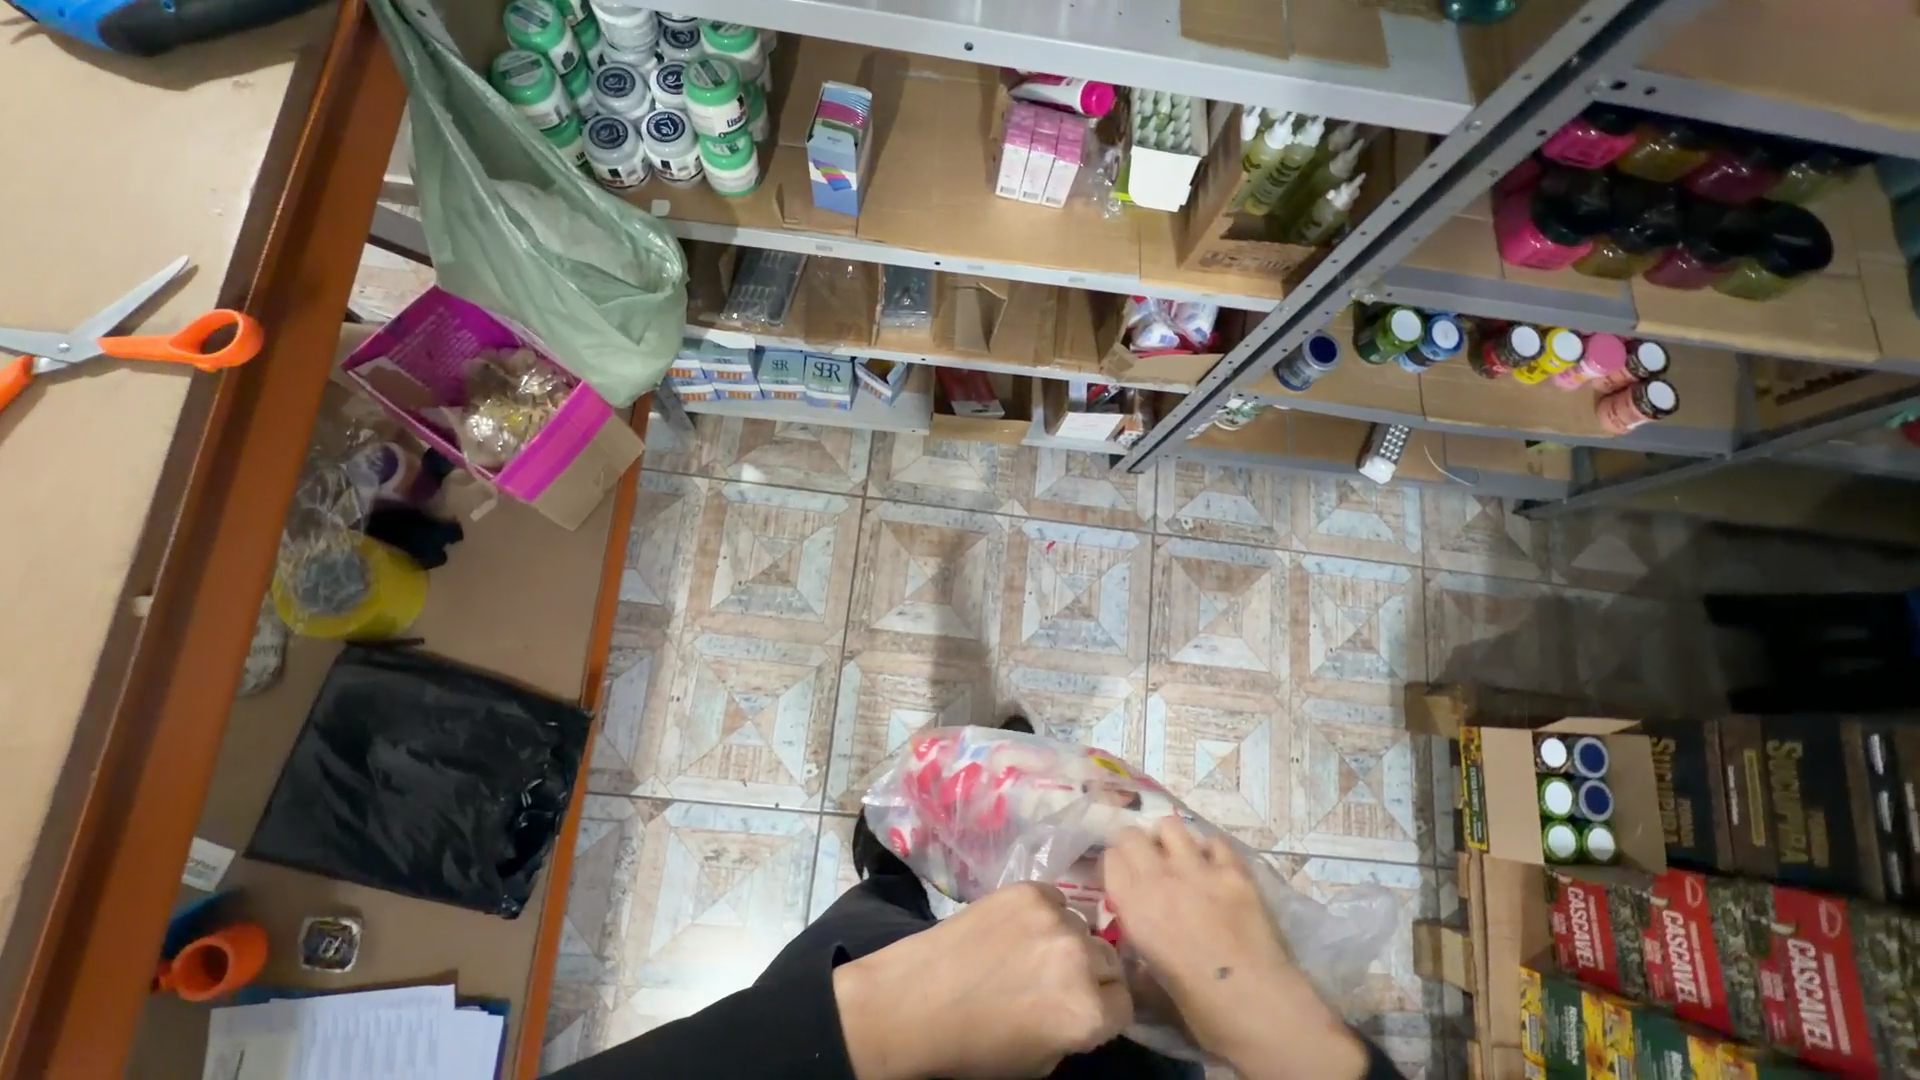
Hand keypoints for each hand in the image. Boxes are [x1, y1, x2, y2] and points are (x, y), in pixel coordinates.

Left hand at [832, 881, 1132, 1079]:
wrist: (915, 1000)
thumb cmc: (976, 1045)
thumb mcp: (1042, 1061)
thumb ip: (1077, 1030)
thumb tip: (1089, 1004)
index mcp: (1088, 1012)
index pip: (1126, 1003)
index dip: (1105, 1009)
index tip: (1084, 1008)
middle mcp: (1081, 959)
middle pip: (1109, 961)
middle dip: (1092, 974)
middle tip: (1058, 981)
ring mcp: (1054, 918)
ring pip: (1083, 927)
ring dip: (1068, 940)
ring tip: (1033, 952)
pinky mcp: (1028, 889)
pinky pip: (1056, 899)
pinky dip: (1044, 913)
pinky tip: (1017, 929)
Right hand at [1101, 818, 1365, 1079]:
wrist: (1257, 1005)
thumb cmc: (1201, 1006)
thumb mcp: (1152, 973)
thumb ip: (1141, 938)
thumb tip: (1138, 926)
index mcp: (1134, 907)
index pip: (1110, 858)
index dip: (1117, 864)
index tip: (1124, 875)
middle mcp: (1159, 879)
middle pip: (1132, 835)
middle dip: (1136, 844)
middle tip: (1148, 861)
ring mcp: (1198, 870)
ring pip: (1171, 826)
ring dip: (1170, 840)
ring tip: (1180, 857)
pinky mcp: (1233, 870)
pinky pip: (1214, 842)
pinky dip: (1210, 851)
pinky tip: (1215, 868)